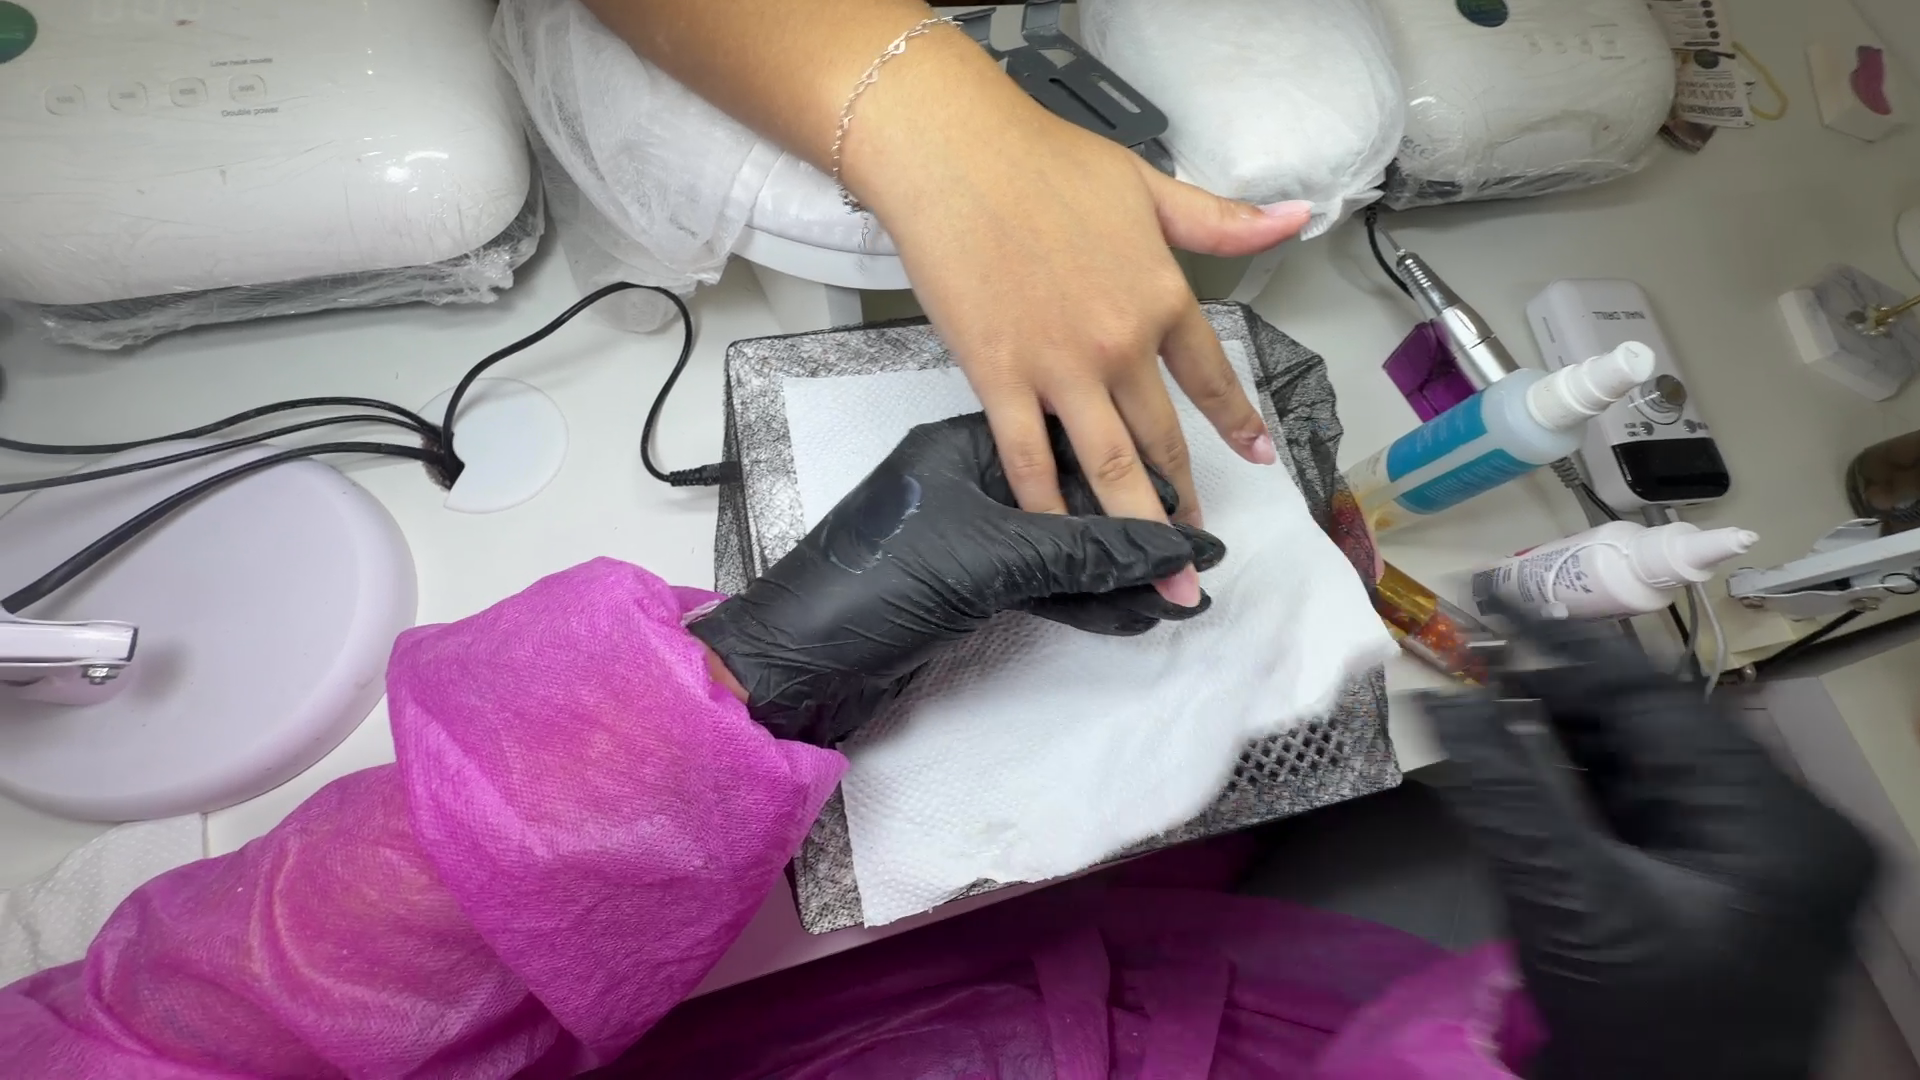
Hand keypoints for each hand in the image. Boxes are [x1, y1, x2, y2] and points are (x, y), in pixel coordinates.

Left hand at [690, 413, 1223, 745]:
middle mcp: (971, 482)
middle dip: (1131, 543)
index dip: (1134, 487)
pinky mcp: (966, 584)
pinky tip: (1127, 616)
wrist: (801, 659)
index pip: (1071, 451)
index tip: (1191, 520)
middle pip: (1071, 505)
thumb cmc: (882, 583)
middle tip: (1193, 571)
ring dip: (1112, 580)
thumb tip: (1177, 553)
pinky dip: (1079, 602)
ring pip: (1058, 551)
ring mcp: (969, 537)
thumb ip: (1084, 552)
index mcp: (967, 446)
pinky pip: (1037, 585)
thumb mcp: (989, 559)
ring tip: (1175, 601)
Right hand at [843, 32, 1306, 547]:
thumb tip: (1296, 217)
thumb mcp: (1146, 184)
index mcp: (1161, 297)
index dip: (1236, 423)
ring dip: (1135, 531)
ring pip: (1107, 467)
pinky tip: (1061, 543)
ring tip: (1156, 579)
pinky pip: (1028, 459)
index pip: (1210, 377)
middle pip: (1161, 442)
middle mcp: (1121, 345)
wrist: (955, 158)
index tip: (1256, 459)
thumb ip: (1218, 219)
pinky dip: (1046, 506)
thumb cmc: (1044, 163)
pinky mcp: (1000, 380)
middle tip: (1198, 558)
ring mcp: (1060, 370)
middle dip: (1185, 507)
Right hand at [1422, 615, 1875, 1079]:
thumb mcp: (1562, 894)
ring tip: (1480, 667)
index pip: (1653, 698)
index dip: (1563, 639)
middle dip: (1552, 671)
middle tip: (1470, 630)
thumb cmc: (1634, 1010)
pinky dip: (1557, 746)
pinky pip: (1616, 777)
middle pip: (1643, 715)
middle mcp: (1764, 814)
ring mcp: (1726, 835)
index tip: (1491, 591)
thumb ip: (1500, 786)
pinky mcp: (1684, 852)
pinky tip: (1509, 722)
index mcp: (1770, 820)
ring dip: (1549, 705)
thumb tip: (1439, 696)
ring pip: (1626, 742)